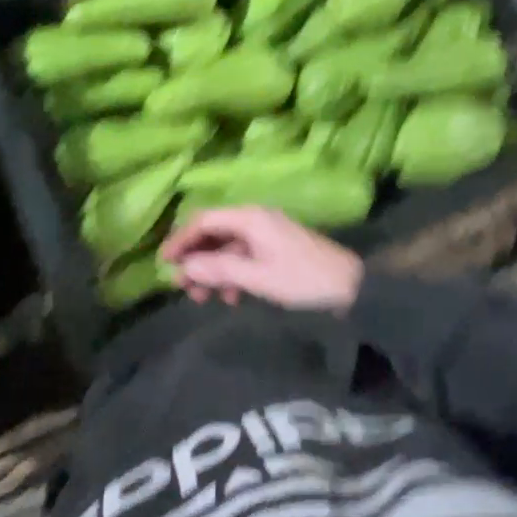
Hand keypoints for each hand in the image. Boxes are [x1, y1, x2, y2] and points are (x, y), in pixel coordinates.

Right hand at [160, 206, 363, 310]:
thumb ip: (220, 270)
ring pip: (226, 249)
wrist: (352, 287)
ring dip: (212, 271)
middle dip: (195, 259)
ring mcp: (265, 235)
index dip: (181, 239)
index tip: (164, 262)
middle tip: (183, 288)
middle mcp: (254, 219)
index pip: (204, 220)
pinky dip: (231, 275)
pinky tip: (231, 298)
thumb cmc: (303, 279)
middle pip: (213, 234)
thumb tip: (185, 267)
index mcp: (250, 218)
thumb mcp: (258, 277)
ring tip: (203, 298)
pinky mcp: (274, 250)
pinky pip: (242, 258)